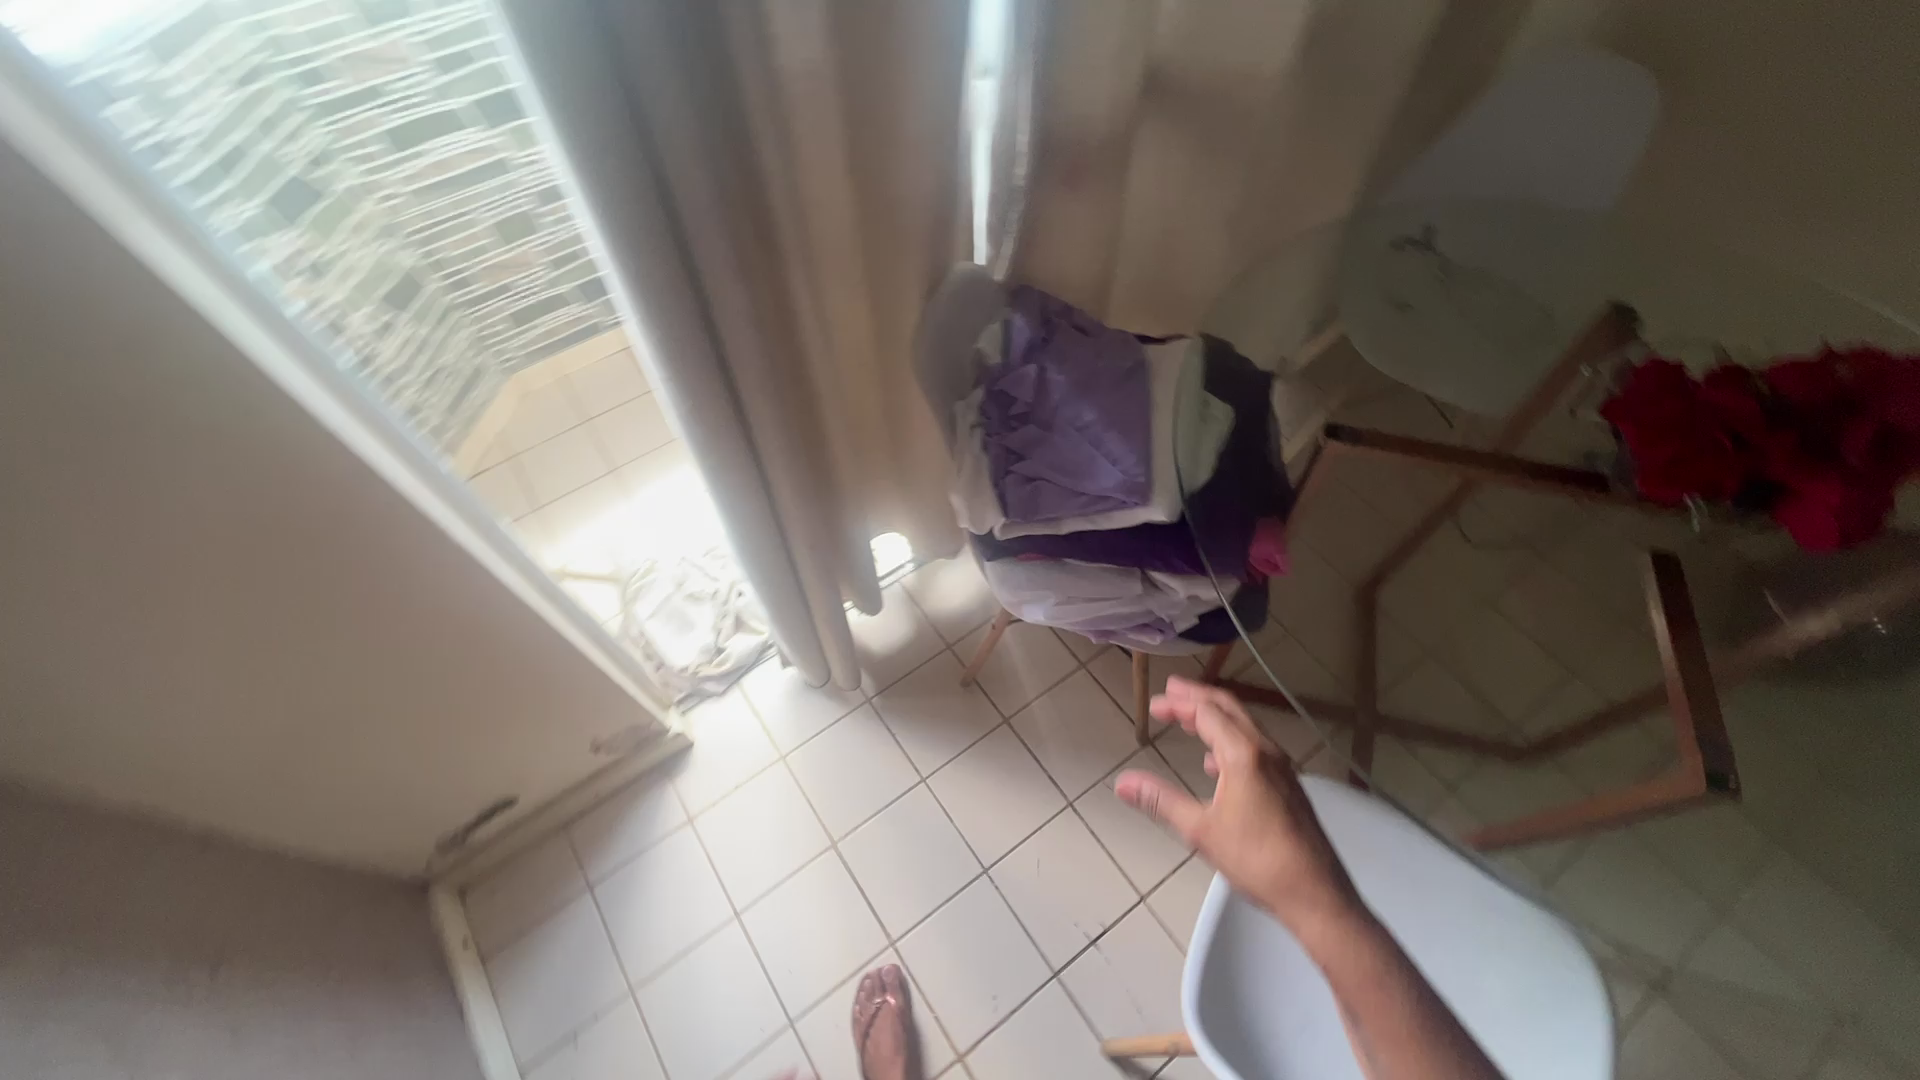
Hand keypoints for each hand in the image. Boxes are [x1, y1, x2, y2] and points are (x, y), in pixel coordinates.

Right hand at [1115, 677, 1364, 939]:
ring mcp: (1282, 768)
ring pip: (1245, 726)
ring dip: (1216, 716)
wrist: (1316, 895)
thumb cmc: (1256, 860)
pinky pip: (1255, 746)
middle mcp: (1266, 752)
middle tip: (1172, 690)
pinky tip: (1217, 763)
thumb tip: (1122, 783)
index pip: (1207, 713)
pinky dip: (1231, 739)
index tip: (1154, 706)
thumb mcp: (1200, 831)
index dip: (1178, 704)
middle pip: (1230, 709)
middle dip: (1198, 697)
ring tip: (1190, 719)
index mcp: (1244, 755)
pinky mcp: (1289, 786)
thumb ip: (1160, 801)